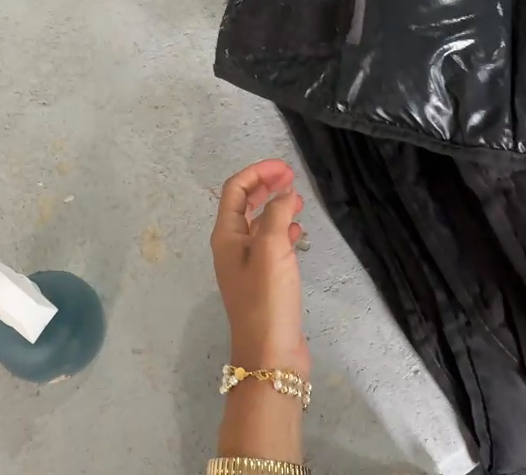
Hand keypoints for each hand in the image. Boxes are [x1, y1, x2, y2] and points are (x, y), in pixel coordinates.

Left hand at [210, 159, 309, 375]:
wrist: (270, 356)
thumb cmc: (266, 298)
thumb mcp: (271, 247)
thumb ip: (275, 213)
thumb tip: (283, 193)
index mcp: (226, 235)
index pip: (236, 189)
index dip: (258, 173)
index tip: (285, 168)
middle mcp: (232, 247)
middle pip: (245, 204)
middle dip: (266, 186)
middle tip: (292, 178)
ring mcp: (248, 265)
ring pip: (260, 224)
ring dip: (276, 207)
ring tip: (298, 201)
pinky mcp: (264, 281)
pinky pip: (271, 245)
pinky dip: (283, 231)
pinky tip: (298, 231)